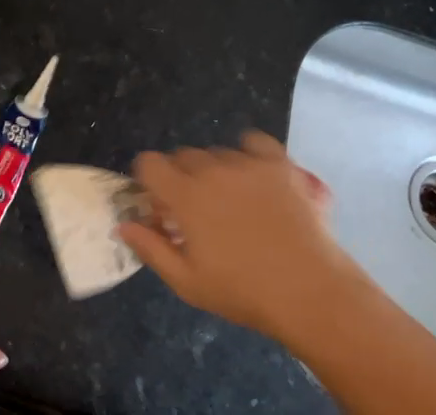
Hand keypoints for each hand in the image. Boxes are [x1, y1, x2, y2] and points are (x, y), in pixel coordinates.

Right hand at [118, 131, 361, 336]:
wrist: (312, 293)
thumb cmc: (244, 292)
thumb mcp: (187, 282)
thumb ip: (151, 248)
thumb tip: (123, 224)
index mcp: (184, 196)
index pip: (148, 163)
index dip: (149, 181)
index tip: (161, 205)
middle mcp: (211, 170)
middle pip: (182, 157)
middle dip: (182, 178)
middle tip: (198, 212)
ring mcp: (247, 164)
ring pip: (217, 153)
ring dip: (215, 171)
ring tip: (234, 203)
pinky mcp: (279, 165)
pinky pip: (254, 142)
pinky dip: (249, 153)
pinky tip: (254, 177)